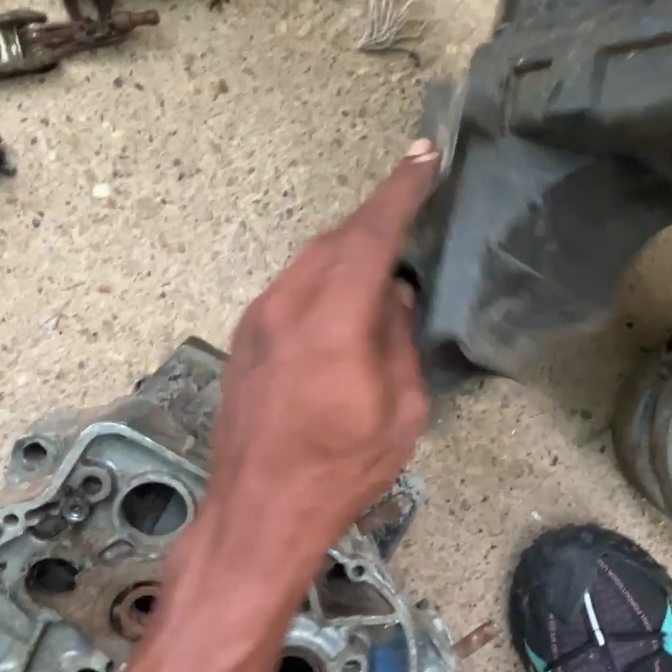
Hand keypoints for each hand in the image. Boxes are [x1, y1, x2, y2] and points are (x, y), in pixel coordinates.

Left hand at [203, 140, 440, 559]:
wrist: (257, 514)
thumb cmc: (339, 472)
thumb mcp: (400, 413)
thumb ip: (398, 341)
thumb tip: (391, 296)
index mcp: (331, 324)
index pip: (370, 236)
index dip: (401, 192)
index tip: (426, 157)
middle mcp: (286, 308)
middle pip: (337, 240)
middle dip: (377, 217)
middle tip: (414, 201)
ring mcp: (258, 320)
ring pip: (311, 260)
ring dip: (349, 247)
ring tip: (385, 252)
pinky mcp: (246, 337)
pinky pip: (293, 286)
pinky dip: (325, 275)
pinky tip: (346, 294)